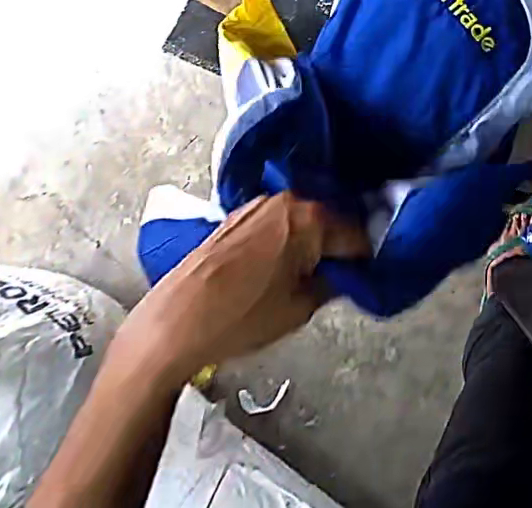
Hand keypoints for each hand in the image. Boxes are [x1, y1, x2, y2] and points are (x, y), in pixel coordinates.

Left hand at [114, 193, 369, 381]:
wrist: (166, 330)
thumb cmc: (238, 319)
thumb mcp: (301, 309)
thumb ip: (334, 282)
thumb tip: (343, 273)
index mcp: (314, 218)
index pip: (359, 233)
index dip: (365, 256)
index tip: (364, 273)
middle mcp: (290, 201)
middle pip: (332, 218)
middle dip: (338, 242)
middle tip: (337, 272)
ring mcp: (260, 205)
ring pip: (304, 217)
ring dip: (311, 237)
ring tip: (306, 269)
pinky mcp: (236, 216)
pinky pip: (277, 221)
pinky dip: (286, 236)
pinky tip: (278, 264)